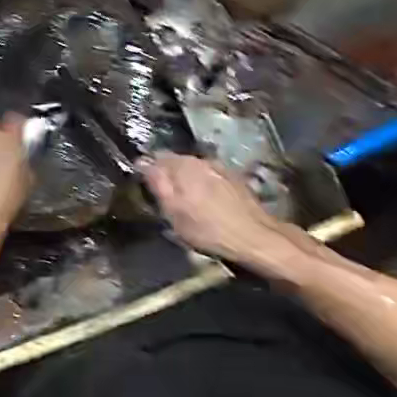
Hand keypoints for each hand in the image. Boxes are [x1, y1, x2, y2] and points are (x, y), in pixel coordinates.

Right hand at [142, 153, 324, 276]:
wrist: (255, 237)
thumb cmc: (207, 229)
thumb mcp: (173, 211)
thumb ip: (157, 183)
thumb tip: (142, 161)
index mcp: (182, 165)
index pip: (156, 158)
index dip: (148, 172)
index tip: (145, 189)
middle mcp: (201, 159)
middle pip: (176, 162)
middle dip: (168, 176)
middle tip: (164, 198)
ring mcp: (220, 167)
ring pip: (194, 170)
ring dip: (187, 181)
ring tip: (185, 202)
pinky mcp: (234, 178)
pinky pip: (209, 177)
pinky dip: (203, 186)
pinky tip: (206, 204)